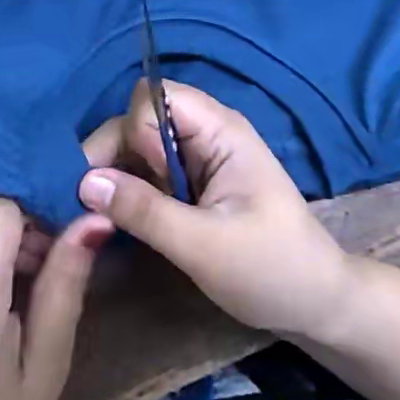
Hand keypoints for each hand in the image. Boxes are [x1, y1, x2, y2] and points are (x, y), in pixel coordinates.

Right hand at [76, 80, 354, 336]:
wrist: (314, 302)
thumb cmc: (270, 269)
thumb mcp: (204, 246)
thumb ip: (145, 211)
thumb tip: (85, 183)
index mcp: (220, 130)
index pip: (155, 97)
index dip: (134, 131)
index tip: (135, 180)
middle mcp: (206, 134)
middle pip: (140, 119)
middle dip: (113, 155)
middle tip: (96, 207)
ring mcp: (198, 159)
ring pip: (138, 147)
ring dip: (116, 176)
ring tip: (101, 218)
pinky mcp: (192, 184)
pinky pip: (148, 172)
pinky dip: (128, 191)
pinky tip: (118, 219)